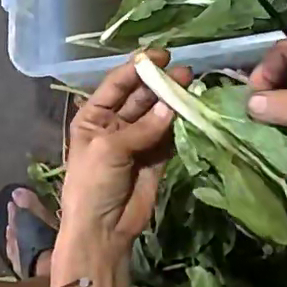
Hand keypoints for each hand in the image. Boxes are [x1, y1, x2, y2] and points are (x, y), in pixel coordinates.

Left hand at [54, 50, 189, 286]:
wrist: (102, 231)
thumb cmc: (92, 185)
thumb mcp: (110, 150)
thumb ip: (142, 127)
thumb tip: (173, 106)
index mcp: (92, 117)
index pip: (116, 84)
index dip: (137, 67)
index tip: (160, 55)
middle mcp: (114, 124)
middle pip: (140, 96)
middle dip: (160, 83)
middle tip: (185, 71)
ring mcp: (137, 140)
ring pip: (157, 114)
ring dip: (173, 101)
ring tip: (193, 86)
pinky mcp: (156, 158)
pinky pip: (169, 136)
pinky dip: (181, 125)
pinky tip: (194, 110)